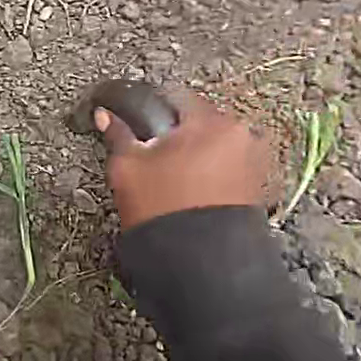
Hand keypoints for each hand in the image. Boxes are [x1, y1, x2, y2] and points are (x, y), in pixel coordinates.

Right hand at [95, 89, 273, 228]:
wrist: (202, 265)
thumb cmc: (164, 208)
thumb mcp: (129, 167)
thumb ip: (118, 134)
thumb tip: (104, 115)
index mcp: (213, 122)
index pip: (173, 95)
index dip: (145, 107)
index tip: (130, 122)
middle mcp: (241, 135)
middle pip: (193, 120)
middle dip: (170, 131)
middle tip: (146, 153)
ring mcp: (253, 161)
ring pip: (207, 143)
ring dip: (187, 151)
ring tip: (164, 174)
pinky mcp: (256, 186)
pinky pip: (221, 164)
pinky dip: (203, 169)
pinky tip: (183, 187)